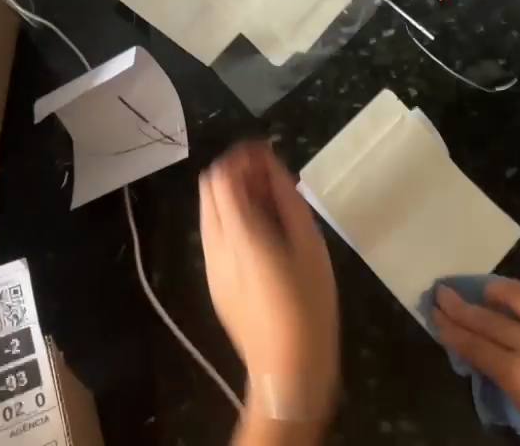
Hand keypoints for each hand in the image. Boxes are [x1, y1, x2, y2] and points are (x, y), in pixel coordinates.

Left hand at [199, 140, 339, 421]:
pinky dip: (233, 216)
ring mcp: (211, 266)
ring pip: (210, 210)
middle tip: (270, 172)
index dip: (241, 154)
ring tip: (271, 198)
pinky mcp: (215, 282)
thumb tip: (273, 167)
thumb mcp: (309, 245)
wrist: (288, 370)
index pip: (221, 175)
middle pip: (209, 188)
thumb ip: (287, 200)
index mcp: (238, 233)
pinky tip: (264, 229)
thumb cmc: (308, 304)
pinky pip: (216, 234)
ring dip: (234, 193)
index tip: (267, 149)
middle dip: (235, 170)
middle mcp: (215, 245)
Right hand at [431, 280, 519, 445]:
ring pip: (518, 296)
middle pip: (488, 319)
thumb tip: (499, 369)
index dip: (451, 331)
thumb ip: (514, 393)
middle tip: (441, 293)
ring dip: (494, 291)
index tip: (434, 316)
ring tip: (481, 290)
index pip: (475, 346)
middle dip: (460, 307)